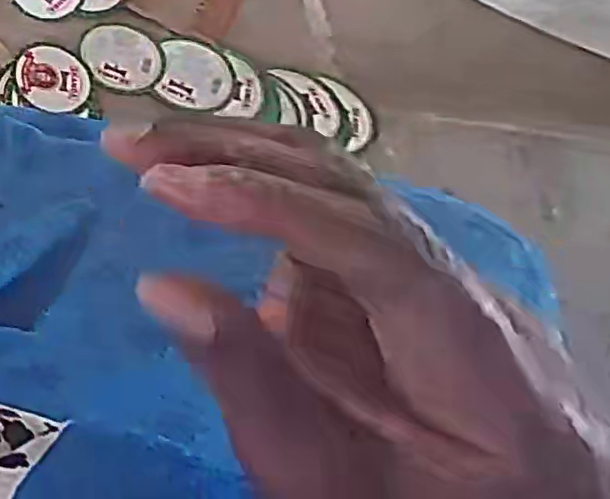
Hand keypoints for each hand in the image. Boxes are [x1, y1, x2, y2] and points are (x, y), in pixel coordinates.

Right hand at [104, 120, 609, 498]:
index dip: (262, 201)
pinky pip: (314, 193)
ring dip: (226, 147)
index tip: (159, 184)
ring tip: (144, 143)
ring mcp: (430, 267)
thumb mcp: (316, 480)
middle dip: (224, 152)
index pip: (370, 243)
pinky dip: (242, 168)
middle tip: (126, 145)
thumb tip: (156, 285)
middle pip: (343, 185)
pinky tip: (192, 166)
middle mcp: (469, 292)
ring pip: (327, 172)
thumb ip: (248, 384)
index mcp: (483, 364)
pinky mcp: (388, 261)